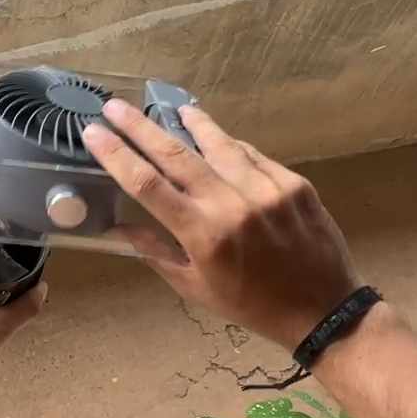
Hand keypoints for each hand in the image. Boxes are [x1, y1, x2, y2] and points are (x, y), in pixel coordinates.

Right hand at [81, 100, 361, 348]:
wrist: (323, 310)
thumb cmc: (248, 305)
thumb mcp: (193, 287)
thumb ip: (155, 252)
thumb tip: (118, 228)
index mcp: (202, 235)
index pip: (146, 185)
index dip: (116, 155)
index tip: (93, 133)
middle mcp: (232, 205)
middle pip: (175, 155)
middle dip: (139, 127)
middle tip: (115, 107)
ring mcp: (266, 190)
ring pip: (218, 145)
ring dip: (190, 123)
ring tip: (171, 107)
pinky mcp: (293, 184)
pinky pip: (252, 155)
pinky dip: (228, 144)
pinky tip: (215, 137)